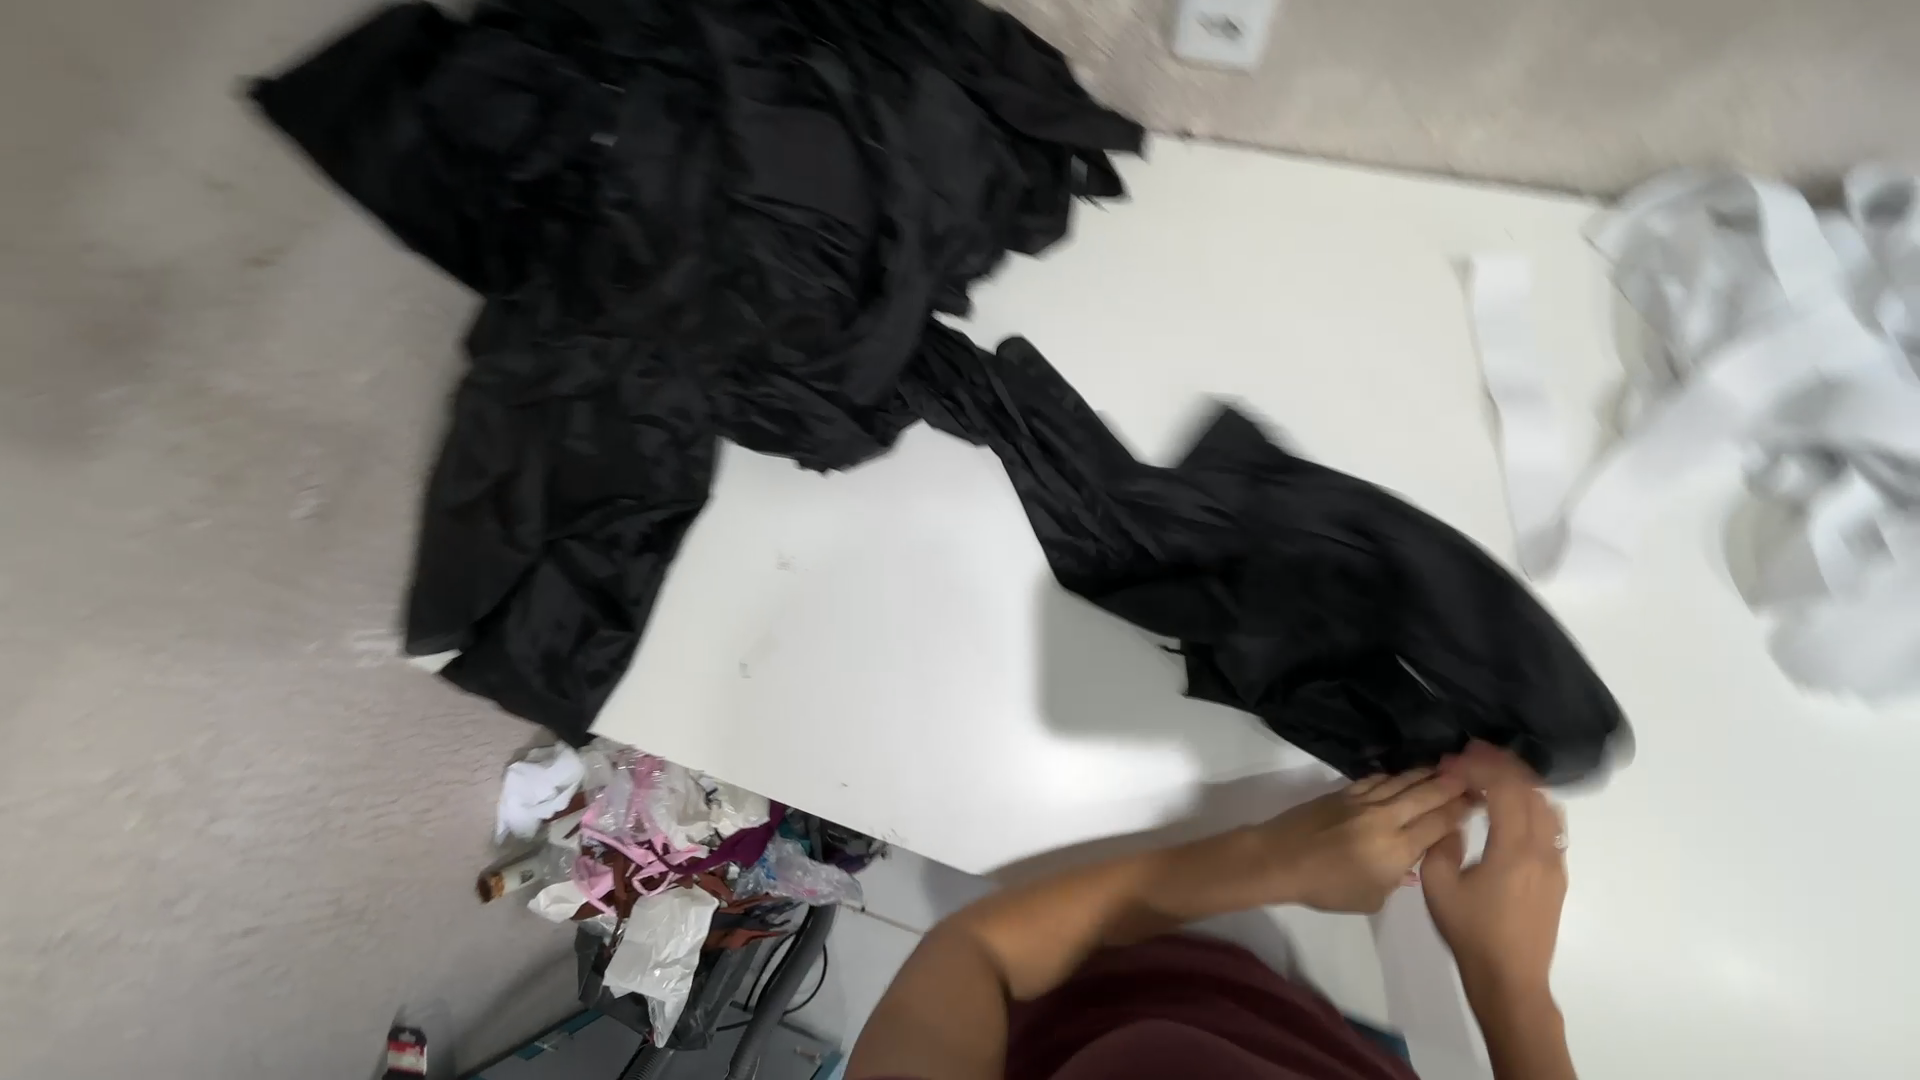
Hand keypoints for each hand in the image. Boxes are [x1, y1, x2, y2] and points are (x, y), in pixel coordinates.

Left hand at [1251, 767, 1472, 914]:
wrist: (1280, 858)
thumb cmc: (1327, 887)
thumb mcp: (1372, 897)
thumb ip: (1397, 877)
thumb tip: (1408, 861)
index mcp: (1398, 848)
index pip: (1439, 824)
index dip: (1461, 811)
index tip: (1480, 800)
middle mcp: (1385, 818)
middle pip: (1425, 796)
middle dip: (1452, 785)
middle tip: (1473, 777)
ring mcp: (1361, 801)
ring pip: (1401, 782)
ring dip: (1425, 775)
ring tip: (1446, 768)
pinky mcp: (1341, 793)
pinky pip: (1375, 780)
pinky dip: (1393, 776)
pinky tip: (1403, 775)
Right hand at [1422, 743, 1567, 1000]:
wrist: (1509, 978)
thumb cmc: (1470, 929)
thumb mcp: (1438, 882)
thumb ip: (1442, 841)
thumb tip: (1450, 816)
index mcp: (1514, 851)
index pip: (1506, 790)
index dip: (1480, 767)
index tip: (1452, 759)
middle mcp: (1542, 852)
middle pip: (1532, 793)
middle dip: (1502, 766)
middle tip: (1470, 753)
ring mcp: (1554, 865)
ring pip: (1547, 808)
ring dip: (1520, 784)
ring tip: (1489, 773)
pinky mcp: (1555, 878)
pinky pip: (1550, 827)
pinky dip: (1530, 805)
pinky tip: (1506, 807)